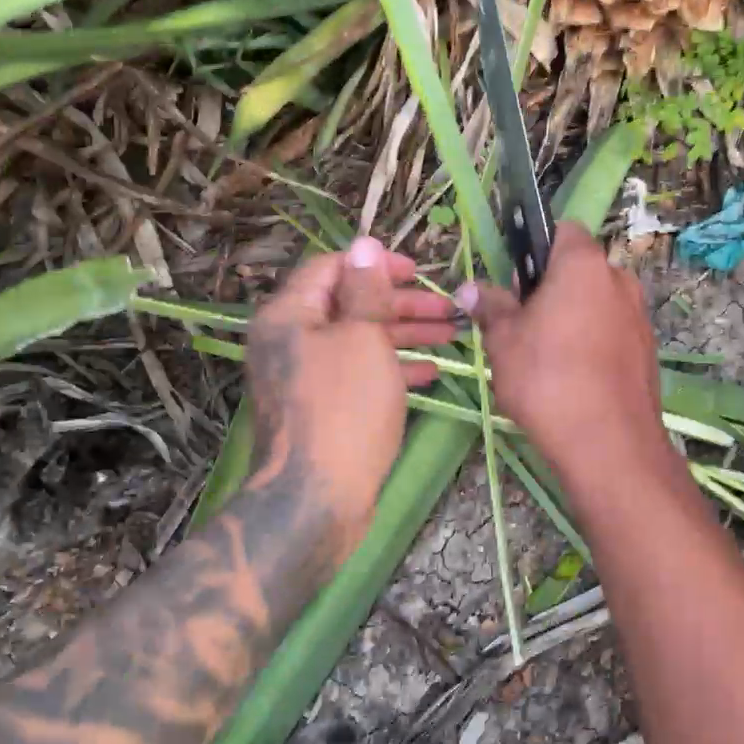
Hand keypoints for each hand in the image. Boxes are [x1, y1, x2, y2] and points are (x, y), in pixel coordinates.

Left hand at [246, 237, 457, 531]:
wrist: (315, 501)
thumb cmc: (344, 409)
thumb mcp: (363, 339)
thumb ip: (367, 290)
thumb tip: (365, 243)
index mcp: (290, 316)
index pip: (333, 268)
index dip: (377, 265)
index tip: (421, 273)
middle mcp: (290, 341)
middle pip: (351, 304)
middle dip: (402, 303)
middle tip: (448, 309)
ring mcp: (305, 377)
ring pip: (360, 339)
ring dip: (406, 333)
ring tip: (453, 335)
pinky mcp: (321, 408)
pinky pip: (360, 373)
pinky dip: (394, 366)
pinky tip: (431, 371)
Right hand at [457, 223, 667, 485]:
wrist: (609, 441)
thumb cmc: (547, 378)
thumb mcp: (504, 340)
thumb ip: (490, 307)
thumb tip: (470, 288)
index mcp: (584, 263)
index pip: (562, 229)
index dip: (535, 247)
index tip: (515, 281)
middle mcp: (619, 279)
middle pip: (580, 269)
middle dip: (552, 288)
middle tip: (522, 324)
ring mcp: (639, 314)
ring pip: (597, 302)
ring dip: (573, 316)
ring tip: (545, 357)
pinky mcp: (648, 348)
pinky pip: (613, 331)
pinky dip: (594, 342)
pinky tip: (574, 377)